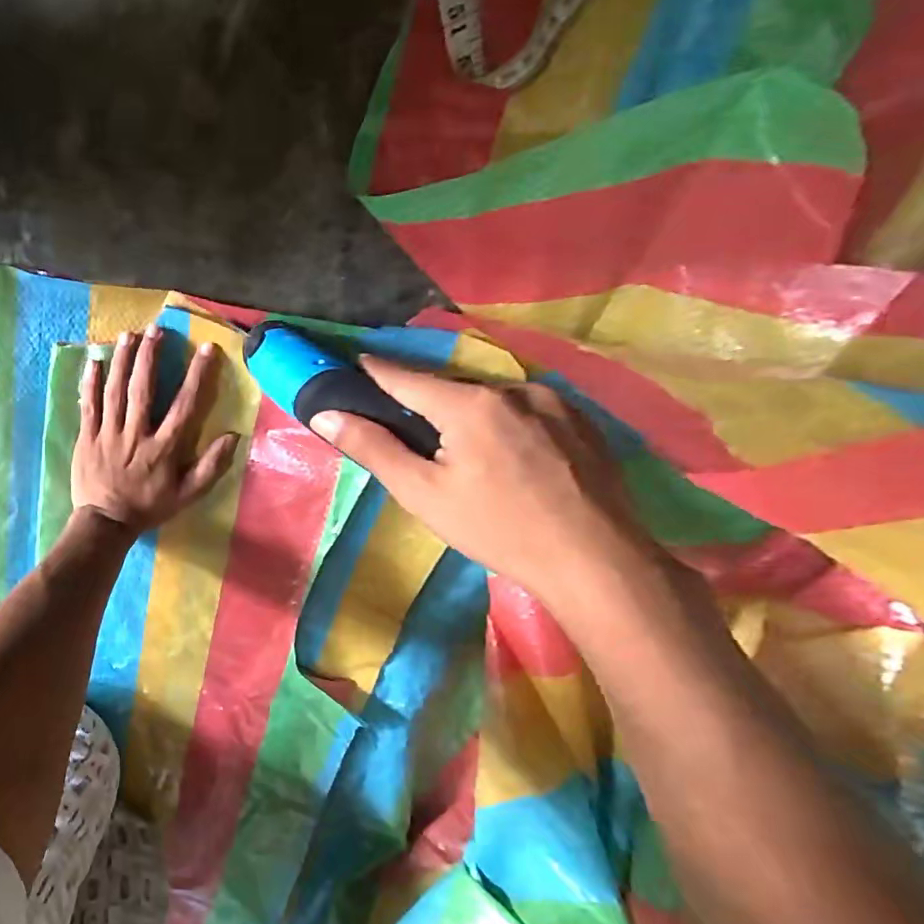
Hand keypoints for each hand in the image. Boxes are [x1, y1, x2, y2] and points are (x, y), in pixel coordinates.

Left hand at [73, 326, 239, 533]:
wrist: (106, 523)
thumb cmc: (149, 507)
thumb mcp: (187, 495)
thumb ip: (211, 467)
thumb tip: (233, 436)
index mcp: (163, 447)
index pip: (184, 405)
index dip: (196, 375)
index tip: (205, 349)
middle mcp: (136, 434)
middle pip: (143, 389)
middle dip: (150, 357)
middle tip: (157, 330)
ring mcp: (108, 434)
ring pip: (114, 392)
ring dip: (122, 361)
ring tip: (129, 335)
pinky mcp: (87, 437)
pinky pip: (88, 406)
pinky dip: (90, 383)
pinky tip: (93, 361)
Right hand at [310, 359, 659, 600]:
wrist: (597, 561)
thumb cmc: (497, 528)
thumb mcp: (422, 493)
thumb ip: (373, 447)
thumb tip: (325, 414)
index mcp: (469, 403)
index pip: (407, 378)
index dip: (378, 371)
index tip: (358, 362)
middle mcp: (513, 388)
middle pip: (451, 387)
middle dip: (426, 402)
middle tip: (409, 429)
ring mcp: (556, 401)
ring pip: (492, 397)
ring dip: (468, 412)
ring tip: (461, 447)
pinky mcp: (583, 421)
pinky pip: (528, 408)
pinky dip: (505, 420)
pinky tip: (508, 454)